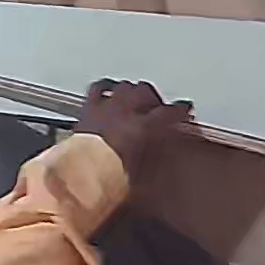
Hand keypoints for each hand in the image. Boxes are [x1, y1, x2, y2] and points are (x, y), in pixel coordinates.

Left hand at [74, 79, 192, 179]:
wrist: (79, 176)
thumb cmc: (109, 179)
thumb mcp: (143, 176)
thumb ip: (154, 161)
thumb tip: (158, 159)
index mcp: (144, 127)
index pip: (170, 113)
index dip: (181, 110)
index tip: (185, 109)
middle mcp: (125, 111)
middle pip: (145, 91)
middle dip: (153, 97)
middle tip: (157, 105)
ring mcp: (106, 107)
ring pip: (124, 86)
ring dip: (131, 90)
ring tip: (135, 96)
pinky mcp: (88, 108)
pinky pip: (97, 88)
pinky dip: (105, 87)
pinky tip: (107, 88)